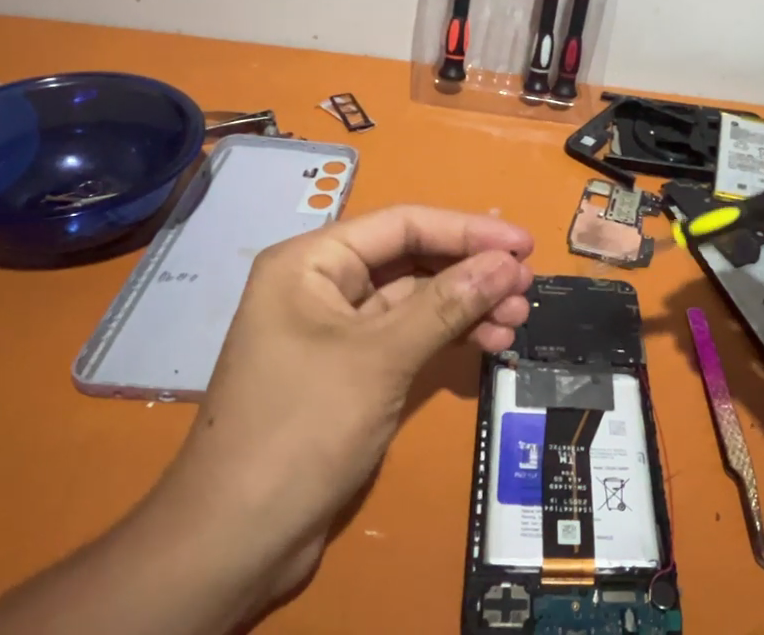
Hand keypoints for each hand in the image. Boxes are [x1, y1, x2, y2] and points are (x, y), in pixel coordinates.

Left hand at [146, 206, 533, 606]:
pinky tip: (487, 347)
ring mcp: (334, 332)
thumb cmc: (303, 428)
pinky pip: (408, 337)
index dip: (469, 231)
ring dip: (467, 308)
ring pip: (415, 301)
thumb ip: (448, 303)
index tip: (526, 246)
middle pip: (412, 260)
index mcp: (311, 262)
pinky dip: (447, 339)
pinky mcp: (348, 372)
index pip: (403, 225)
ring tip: (515, 325)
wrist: (237, 537)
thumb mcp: (382, 358)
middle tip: (525, 293)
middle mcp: (321, 286)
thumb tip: (508, 264)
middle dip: (471, 274)